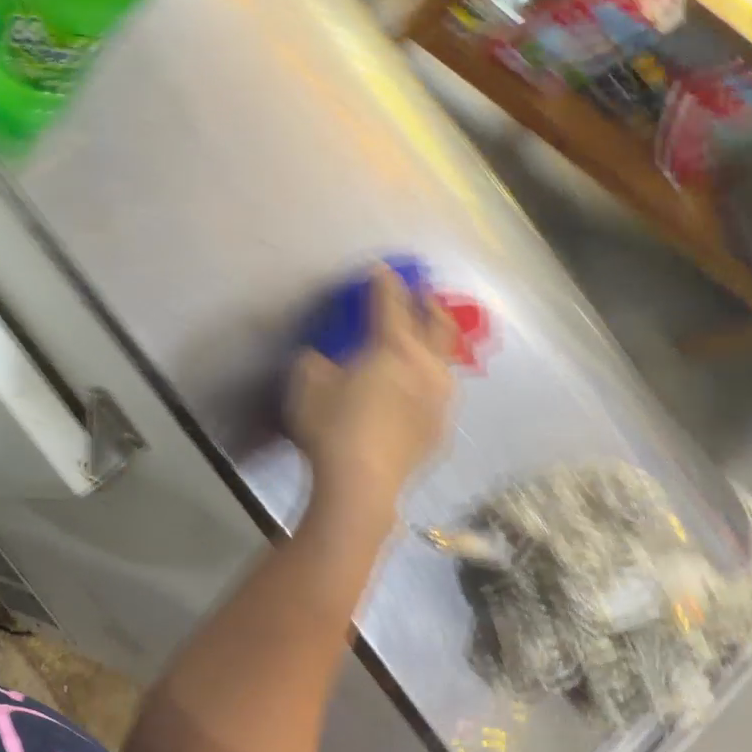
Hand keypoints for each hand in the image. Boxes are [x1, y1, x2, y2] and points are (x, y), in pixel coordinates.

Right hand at [287, 267, 456, 517]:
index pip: (389, 306)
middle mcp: (427, 366)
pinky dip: (429, 381)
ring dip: (436, 344)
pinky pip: (439, 393)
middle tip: (421, 294)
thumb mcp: (306, 386)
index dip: (384, 285)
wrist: (362, 481)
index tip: (382, 270)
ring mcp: (441, 398)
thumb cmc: (331, 427)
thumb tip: (322, 358)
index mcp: (392, 348)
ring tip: (425, 341)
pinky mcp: (440, 428)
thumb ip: (315, 364)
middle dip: (428, 305)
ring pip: (445, 360)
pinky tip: (416, 390)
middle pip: (438, 324)